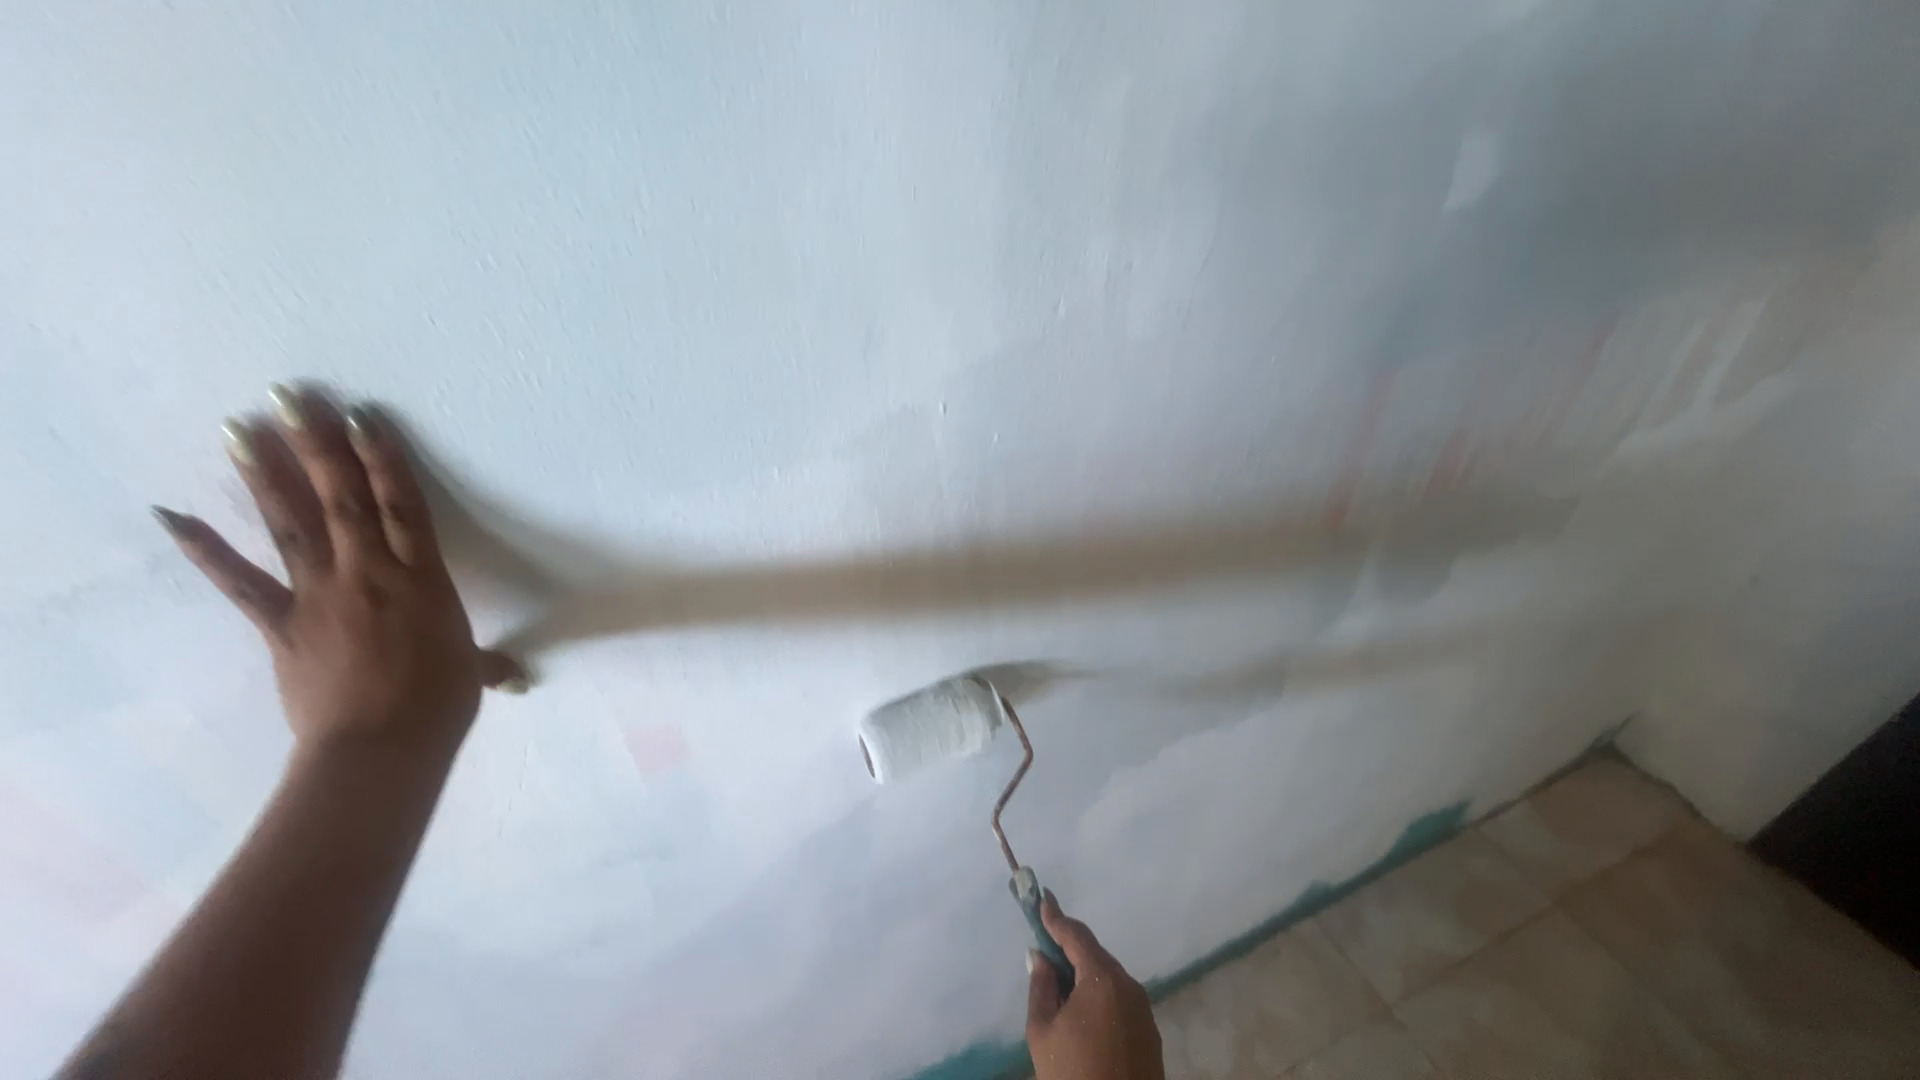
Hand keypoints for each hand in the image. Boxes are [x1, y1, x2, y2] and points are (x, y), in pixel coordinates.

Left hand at [153, 384, 522, 753]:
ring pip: (292, 523)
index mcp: (423, 577)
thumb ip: (486, 663)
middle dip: (318, 445)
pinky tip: (171, 515)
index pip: (402, 505)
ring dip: (266, 475)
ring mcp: (321, 593)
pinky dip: (204, 550)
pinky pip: (240, 582)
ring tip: (240, 429)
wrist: (382, 745)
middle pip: (343, 498)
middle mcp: (370, 571)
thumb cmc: (441, 703)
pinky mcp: (282, 623)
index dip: (383, 459)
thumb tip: (513, 676)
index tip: (362, 417)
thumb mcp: (470, 673)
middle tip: (292, 397)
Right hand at [1026, 892, 1163, 1079]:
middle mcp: (1129, 985)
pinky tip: (1083, 1013)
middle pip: (1094, 955)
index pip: (1076, 935)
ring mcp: (1144, 1009)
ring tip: (1059, 986)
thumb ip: (1041, 986)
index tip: (1042, 897)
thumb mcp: (1043, 1031)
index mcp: (1102, 979)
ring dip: (1085, 974)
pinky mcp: (1150, 1032)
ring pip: (1108, 978)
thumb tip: (1040, 956)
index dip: (1056, 916)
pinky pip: (1120, 999)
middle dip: (1069, 948)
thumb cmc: (1073, 1073)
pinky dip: (1100, 995)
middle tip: (1044, 946)